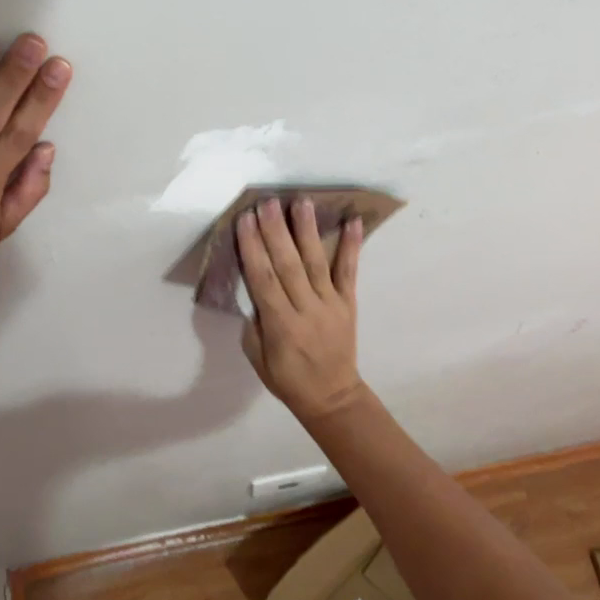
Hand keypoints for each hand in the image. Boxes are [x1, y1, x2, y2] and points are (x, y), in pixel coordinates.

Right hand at [237, 196, 366, 421]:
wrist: (333, 398)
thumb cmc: (287, 379)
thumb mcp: (257, 357)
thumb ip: (253, 321)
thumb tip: (251, 287)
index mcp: (280, 325)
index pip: (263, 279)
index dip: (253, 248)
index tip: (245, 219)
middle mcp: (306, 310)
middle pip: (288, 265)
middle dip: (276, 231)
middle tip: (267, 202)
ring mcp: (331, 304)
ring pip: (316, 262)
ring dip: (307, 230)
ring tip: (302, 202)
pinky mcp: (349, 303)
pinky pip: (349, 271)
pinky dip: (352, 246)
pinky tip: (353, 222)